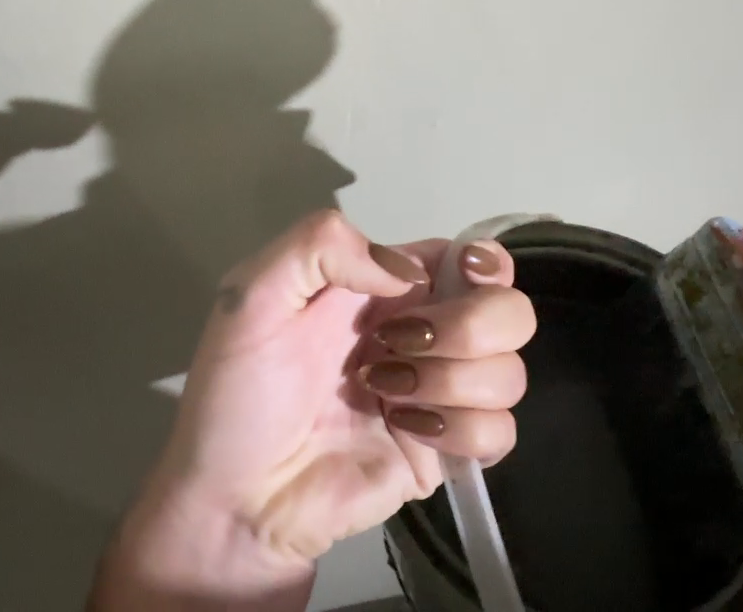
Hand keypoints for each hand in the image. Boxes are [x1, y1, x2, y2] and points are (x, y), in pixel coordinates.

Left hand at [89, 209, 535, 610]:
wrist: (234, 496)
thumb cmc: (238, 390)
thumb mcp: (253, 294)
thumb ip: (320, 246)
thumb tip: (408, 272)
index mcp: (380, 286)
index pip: (464, 256)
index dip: (480, 262)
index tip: (460, 277)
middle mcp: (420, 332)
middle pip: (508, 311)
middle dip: (468, 326)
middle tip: (400, 343)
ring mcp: (437, 393)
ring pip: (509, 372)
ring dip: (451, 380)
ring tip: (383, 392)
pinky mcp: (444, 452)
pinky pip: (500, 433)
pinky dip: (461, 430)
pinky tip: (407, 430)